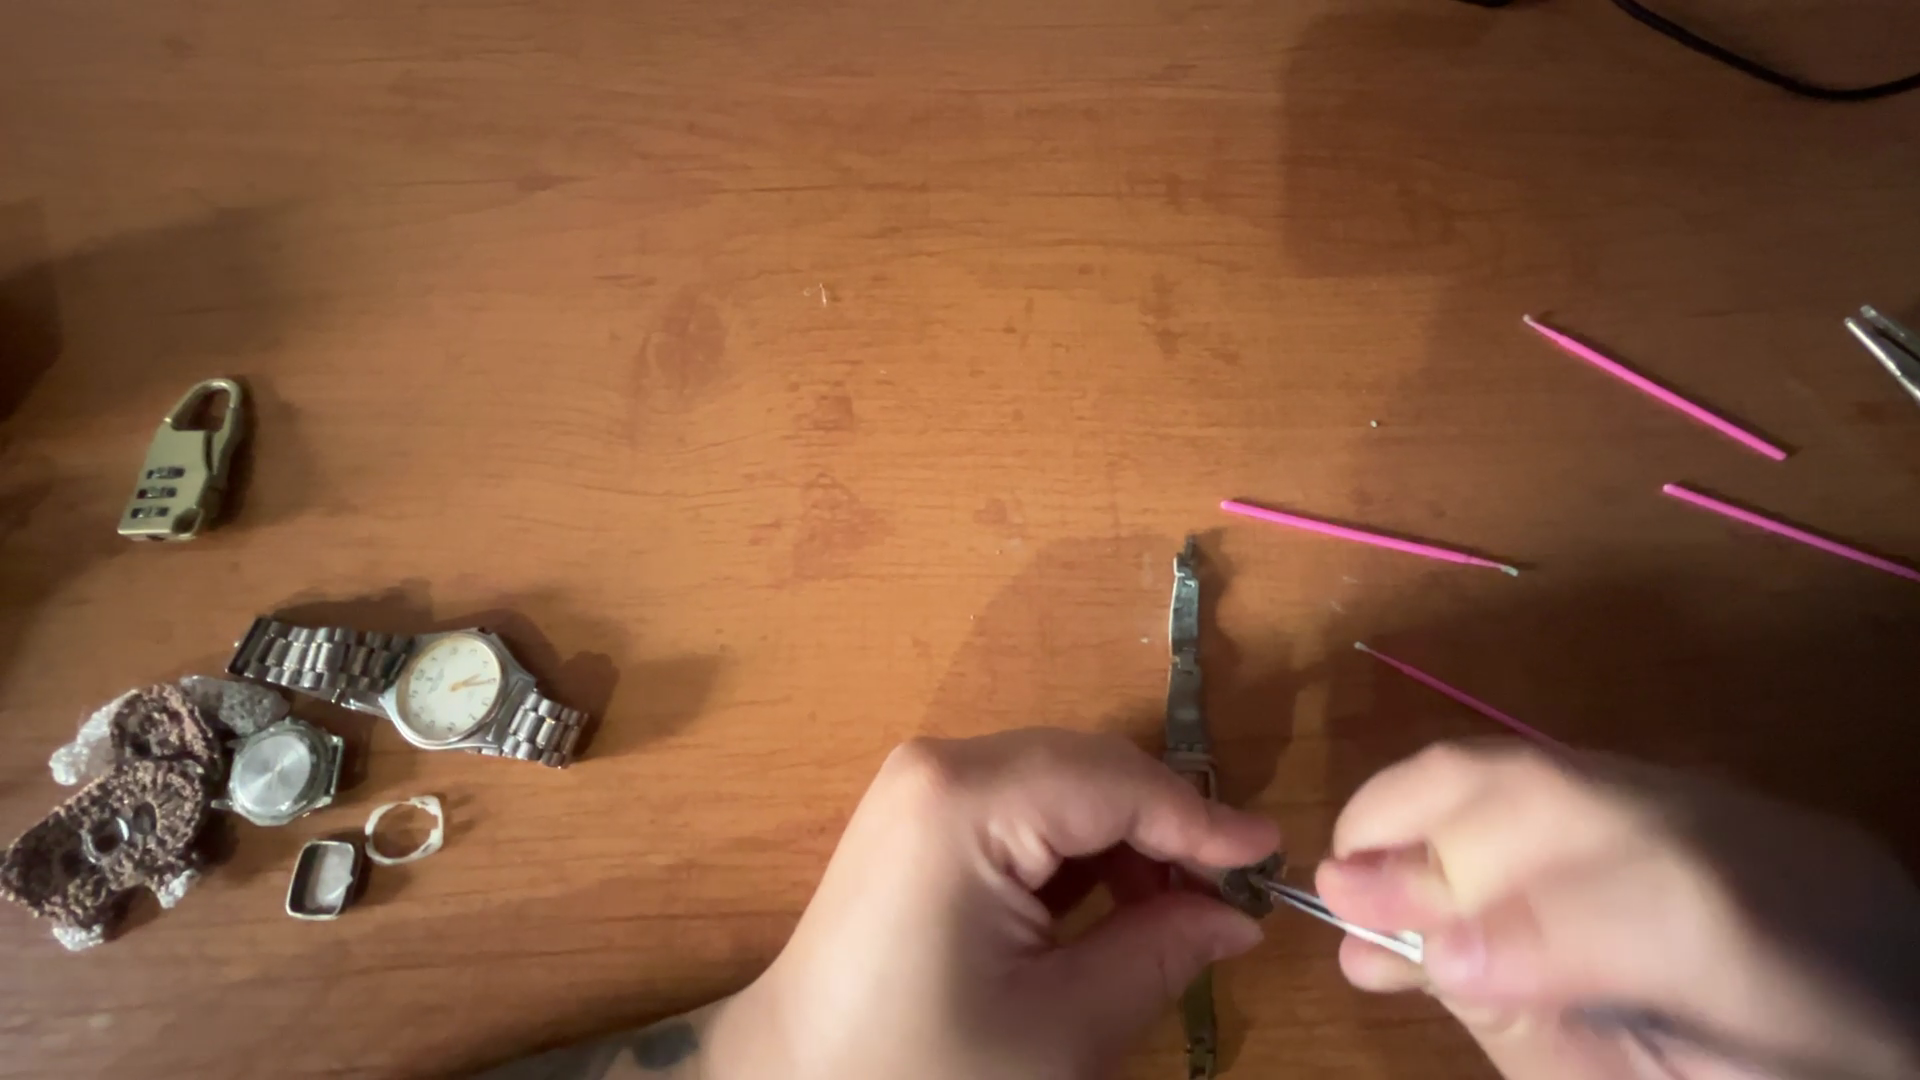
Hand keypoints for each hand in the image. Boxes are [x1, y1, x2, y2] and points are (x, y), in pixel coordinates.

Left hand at [704, 728, 1279, 1079]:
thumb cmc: (923, 1068)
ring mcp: (923, 776)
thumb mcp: (1061, 1028)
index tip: (1268, 850)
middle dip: (1160, 822)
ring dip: (1121, 833)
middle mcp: (941, 761)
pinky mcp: (920, 802)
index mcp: (966, 801)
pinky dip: (1074, 839)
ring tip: (1168, 908)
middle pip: (1085, 766)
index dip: (1198, 816)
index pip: (1112, 781)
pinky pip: (1021, 797)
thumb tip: (1235, 913)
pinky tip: (1103, 897)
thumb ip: (1160, 953)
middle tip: (1223, 892)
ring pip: (1059, 777)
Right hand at [1316, 741, 1919, 1079]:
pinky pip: (1518, 763)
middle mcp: (1765, 847)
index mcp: (1813, 970)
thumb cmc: (1738, 1070)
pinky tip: (1402, 839)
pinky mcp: (1654, 771)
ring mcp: (1709, 793)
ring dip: (1410, 805)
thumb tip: (1367, 952)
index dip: (1518, 929)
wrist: (1859, 1007)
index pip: (1666, 914)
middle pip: (1566, 804)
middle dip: (1425, 845)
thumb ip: (1516, 1023)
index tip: (1388, 952)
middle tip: (1335, 891)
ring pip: (1529, 762)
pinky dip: (1436, 799)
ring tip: (1351, 857)